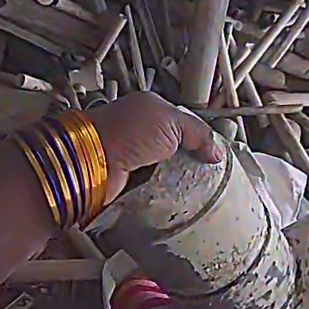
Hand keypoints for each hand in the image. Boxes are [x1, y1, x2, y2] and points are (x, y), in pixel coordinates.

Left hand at [84, 92, 221, 204]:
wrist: (92, 160)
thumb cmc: (127, 131)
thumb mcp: (171, 121)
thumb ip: (199, 133)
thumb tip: (216, 152)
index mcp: (150, 110)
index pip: (183, 124)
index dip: (199, 139)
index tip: (215, 156)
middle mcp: (141, 133)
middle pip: (176, 150)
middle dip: (190, 163)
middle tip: (209, 177)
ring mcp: (134, 158)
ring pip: (166, 171)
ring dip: (177, 180)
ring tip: (197, 191)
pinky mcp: (128, 182)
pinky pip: (153, 189)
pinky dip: (163, 193)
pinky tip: (177, 198)